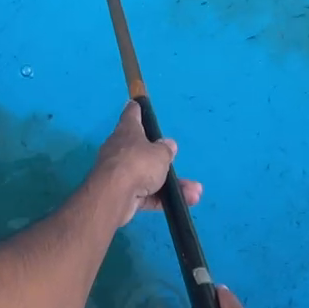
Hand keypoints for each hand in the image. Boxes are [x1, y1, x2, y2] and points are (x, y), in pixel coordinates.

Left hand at [84, 101, 201, 227]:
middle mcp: (120, 149)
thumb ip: (166, 149)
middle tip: (175, 161)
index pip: (131, 115)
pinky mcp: (121, 194)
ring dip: (171, 184)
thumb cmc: (138, 164)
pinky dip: (161, 198)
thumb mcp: (160, 154)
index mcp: (127, 131)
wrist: (114, 195)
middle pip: (141, 149)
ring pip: (148, 176)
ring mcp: (119, 172)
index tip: (137, 104)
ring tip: (194, 192)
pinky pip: (146, 194)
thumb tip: (168, 144)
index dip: (136, 109)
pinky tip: (182, 203)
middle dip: (161, 158)